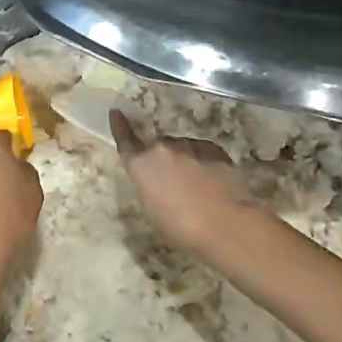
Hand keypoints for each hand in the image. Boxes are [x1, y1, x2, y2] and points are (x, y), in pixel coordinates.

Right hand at [110, 109, 249, 254]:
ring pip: (182, 150)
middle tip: (174, 185)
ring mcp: (189, 144)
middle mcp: (162, 148)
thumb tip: (158, 179)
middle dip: (163, 161)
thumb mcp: (153, 211)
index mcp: (142, 165)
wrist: (225, 224)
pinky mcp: (212, 147)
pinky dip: (203, 163)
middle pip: (158, 148)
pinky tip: (214, 183)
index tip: (116, 112)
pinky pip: (202, 152)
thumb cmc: (182, 229)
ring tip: (198, 189)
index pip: (126, 141)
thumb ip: (150, 185)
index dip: (120, 127)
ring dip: (185, 162)